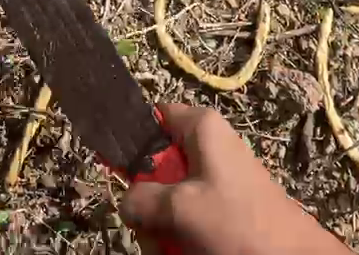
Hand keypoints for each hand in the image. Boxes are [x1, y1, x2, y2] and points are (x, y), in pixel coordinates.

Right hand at [122, 104, 351, 254]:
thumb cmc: (237, 222)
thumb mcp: (181, 209)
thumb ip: (142, 199)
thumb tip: (127, 200)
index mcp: (200, 126)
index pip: (154, 117)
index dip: (134, 143)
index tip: (122, 174)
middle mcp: (208, 144)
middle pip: (159, 165)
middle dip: (150, 201)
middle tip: (154, 228)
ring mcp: (217, 176)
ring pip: (171, 197)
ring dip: (164, 226)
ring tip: (173, 247)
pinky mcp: (225, 205)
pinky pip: (190, 215)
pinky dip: (183, 236)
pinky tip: (186, 254)